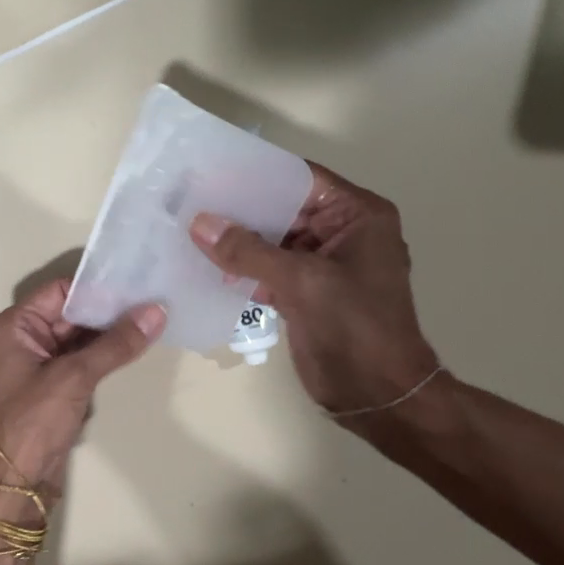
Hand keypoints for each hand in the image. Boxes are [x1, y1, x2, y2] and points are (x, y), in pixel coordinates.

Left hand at [0, 279, 165, 520]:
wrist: (17, 481)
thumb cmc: (33, 422)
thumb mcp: (75, 378)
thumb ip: (116, 344)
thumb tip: (156, 311)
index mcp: (15, 327)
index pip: (60, 291)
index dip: (98, 287)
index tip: (138, 284)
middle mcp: (23, 339)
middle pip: (72, 312)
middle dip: (110, 309)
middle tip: (156, 298)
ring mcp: (38, 364)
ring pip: (80, 337)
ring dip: (111, 333)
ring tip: (155, 318)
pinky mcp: (53, 387)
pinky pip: (81, 360)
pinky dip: (105, 355)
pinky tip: (136, 346)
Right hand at [189, 162, 437, 414]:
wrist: (377, 392)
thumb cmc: (354, 326)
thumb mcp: (302, 281)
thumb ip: (249, 251)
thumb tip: (200, 223)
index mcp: (357, 215)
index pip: (300, 179)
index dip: (255, 174)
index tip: (209, 172)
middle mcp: (341, 233)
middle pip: (282, 209)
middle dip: (238, 209)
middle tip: (187, 201)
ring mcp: (321, 265)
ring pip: (271, 242)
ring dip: (234, 241)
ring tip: (186, 231)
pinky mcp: (304, 293)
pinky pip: (267, 271)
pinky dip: (240, 270)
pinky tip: (203, 267)